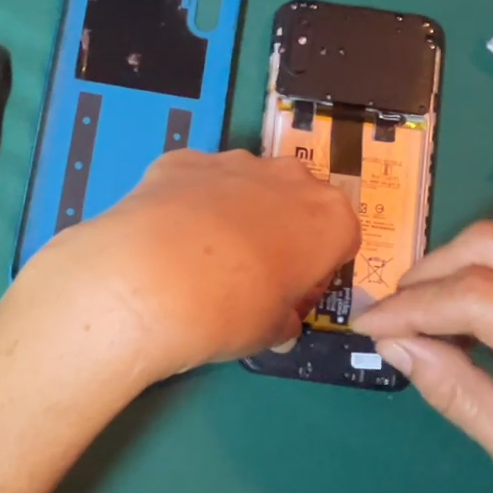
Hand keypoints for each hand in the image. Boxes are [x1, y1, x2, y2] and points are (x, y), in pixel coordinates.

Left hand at [15, 149, 358, 381]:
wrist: (151, 279)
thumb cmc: (231, 311)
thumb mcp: (270, 333)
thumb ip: (283, 321)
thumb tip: (279, 324)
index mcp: (329, 219)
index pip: (341, 239)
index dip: (317, 268)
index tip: (292, 291)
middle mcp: (289, 178)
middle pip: (296, 202)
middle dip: (280, 231)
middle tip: (249, 274)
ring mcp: (233, 162)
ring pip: (245, 186)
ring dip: (234, 212)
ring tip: (198, 257)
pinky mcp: (183, 159)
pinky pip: (196, 181)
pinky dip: (188, 203)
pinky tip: (166, 237)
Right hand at [351, 218, 492, 492]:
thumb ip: (460, 393)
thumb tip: (394, 344)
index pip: (485, 298)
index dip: (414, 307)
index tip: (365, 327)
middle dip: (429, 274)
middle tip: (391, 319)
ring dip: (455, 266)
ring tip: (418, 315)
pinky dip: (485, 275)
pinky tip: (463, 315)